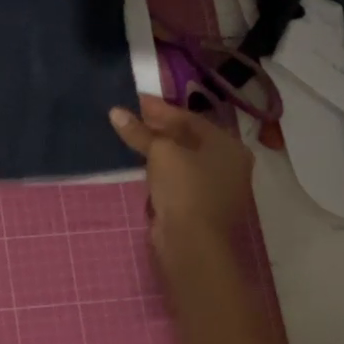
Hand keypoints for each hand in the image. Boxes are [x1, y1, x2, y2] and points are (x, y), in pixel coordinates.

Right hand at [110, 94, 253, 255]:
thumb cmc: (184, 188)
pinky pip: (178, 175)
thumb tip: (116, 112)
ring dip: (158, 146)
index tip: (133, 100)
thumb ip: (139, 131)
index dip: (159, 108)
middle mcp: (228, 164)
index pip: (190, 118)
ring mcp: (216, 186)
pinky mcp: (200, 204)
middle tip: (129, 116)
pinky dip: (160, 166)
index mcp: (228, 146)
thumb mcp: (160, 152)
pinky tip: (140, 161)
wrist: (192, 243)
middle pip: (188, 137)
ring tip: (130, 135)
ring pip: (182, 157)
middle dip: (158, 126)